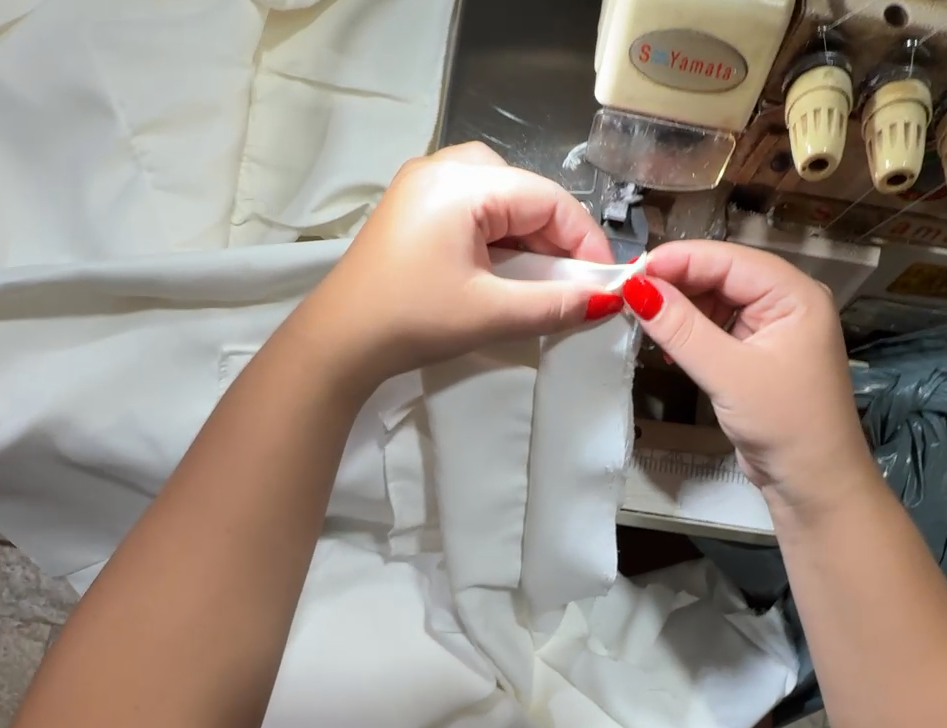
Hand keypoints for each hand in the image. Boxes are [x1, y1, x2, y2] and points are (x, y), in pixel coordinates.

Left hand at [298, 143, 622, 384]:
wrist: (339, 342)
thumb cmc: (413, 321)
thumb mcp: (491, 314)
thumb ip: (555, 304)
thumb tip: (607, 301)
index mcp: (463, 181)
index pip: (548, 200)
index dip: (585, 241)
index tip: (608, 282)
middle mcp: (443, 166)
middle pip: (526, 195)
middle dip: (557, 242)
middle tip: (575, 287)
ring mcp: (423, 184)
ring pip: (502, 202)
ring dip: (529, 242)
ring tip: (544, 284)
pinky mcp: (414, 207)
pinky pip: (474, 211)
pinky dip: (499, 240)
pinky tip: (507, 274)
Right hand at [623, 240, 877, 515]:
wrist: (813, 481)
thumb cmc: (784, 423)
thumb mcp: (729, 373)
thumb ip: (682, 329)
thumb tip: (636, 290)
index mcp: (795, 294)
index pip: (729, 260)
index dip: (679, 260)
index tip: (631, 271)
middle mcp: (786, 303)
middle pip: (722, 277)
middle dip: (676, 284)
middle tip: (628, 296)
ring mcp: (771, 330)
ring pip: (716, 303)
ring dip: (680, 310)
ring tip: (642, 319)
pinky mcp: (757, 355)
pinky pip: (718, 330)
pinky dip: (690, 334)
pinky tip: (667, 346)